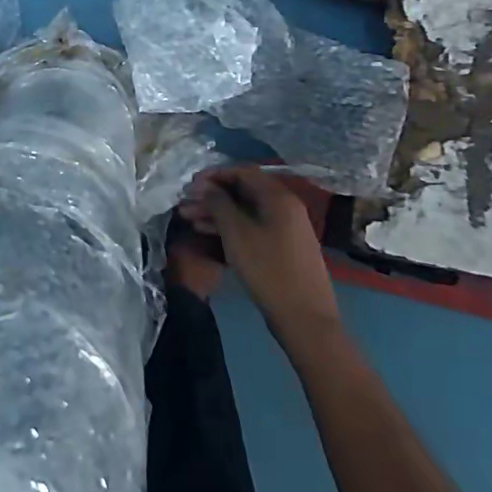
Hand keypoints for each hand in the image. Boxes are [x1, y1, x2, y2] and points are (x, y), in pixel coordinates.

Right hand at [181, 166, 339, 329]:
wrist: (305, 319)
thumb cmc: (267, 269)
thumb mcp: (236, 233)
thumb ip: (218, 203)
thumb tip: (206, 185)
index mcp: (278, 197)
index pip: (243, 172)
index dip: (214, 175)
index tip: (190, 184)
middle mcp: (286, 207)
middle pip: (243, 191)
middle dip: (212, 196)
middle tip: (185, 204)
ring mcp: (287, 229)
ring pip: (246, 211)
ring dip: (217, 213)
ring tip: (189, 219)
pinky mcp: (283, 248)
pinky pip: (253, 227)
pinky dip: (231, 227)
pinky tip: (208, 234)